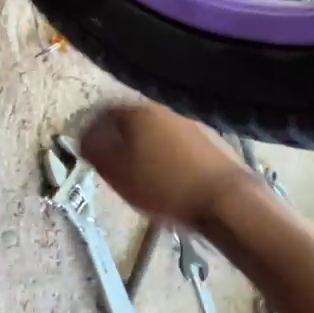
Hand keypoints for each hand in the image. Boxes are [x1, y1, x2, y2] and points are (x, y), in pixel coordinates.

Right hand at [77, 103, 258, 226]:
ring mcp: (192, 124)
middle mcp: (164, 109)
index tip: (87, 151)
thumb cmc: (164, 185)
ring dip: (146, 147)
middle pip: (132, 121)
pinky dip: (169, 155)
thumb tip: (83, 137)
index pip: (102, 113)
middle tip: (114, 163)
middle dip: (120, 138)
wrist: (230, 203)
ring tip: (143, 173)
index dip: (91, 131)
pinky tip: (171, 176)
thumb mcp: (115, 172)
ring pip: (157, 132)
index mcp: (137, 111)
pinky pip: (180, 144)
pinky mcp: (215, 142)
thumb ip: (93, 150)